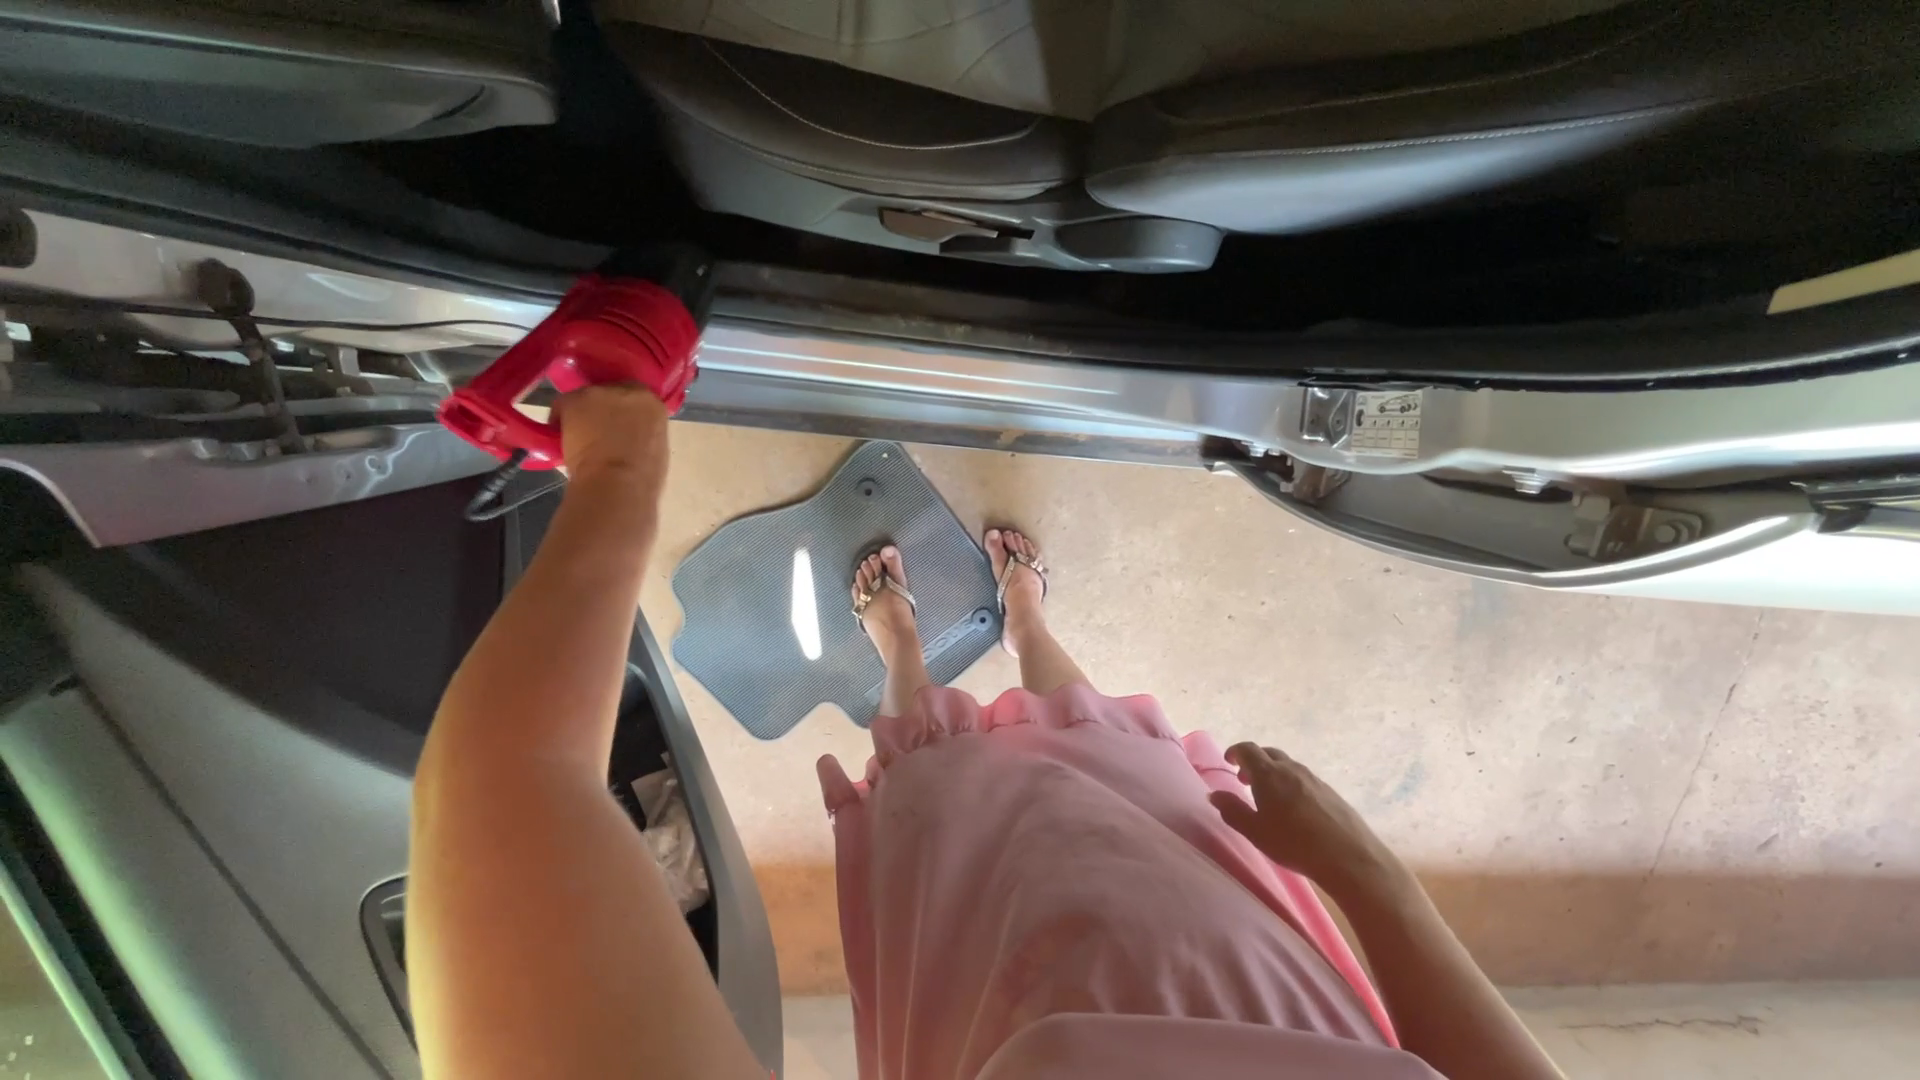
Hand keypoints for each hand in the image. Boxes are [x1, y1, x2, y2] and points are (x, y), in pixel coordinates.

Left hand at [556, 384, 670, 495]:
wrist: (617, 481)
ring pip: (586, 399)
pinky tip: (563, 439)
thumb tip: (629, 434)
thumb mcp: (654, 447)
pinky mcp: (573, 399)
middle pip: (610, 394)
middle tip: (599, 433)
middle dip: (604, 411)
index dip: (625, 413)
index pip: (636, 398)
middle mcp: (627, 390)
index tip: (621, 427)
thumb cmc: (643, 475)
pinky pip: (563, 406)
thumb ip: (642, 431)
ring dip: (583, 415)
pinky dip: (560, 420)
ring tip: (580, 439)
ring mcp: (599, 392)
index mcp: (652, 402)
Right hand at [1210, 743, 1408, 900]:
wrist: (1349, 857)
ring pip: (1288, 766)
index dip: (1236, 752)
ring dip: (1274, 773)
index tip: (1229, 762)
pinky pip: (1304, 778)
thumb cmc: (1294, 844)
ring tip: (1269, 796)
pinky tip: (1295, 808)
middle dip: (1254, 762)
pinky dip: (1291, 783)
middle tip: (1246, 781)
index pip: (1248, 750)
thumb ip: (1232, 810)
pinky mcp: (1331, 792)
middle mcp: (1291, 769)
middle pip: (1269, 753)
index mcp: (1269, 774)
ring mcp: (1314, 779)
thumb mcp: (1255, 832)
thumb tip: (1214, 794)